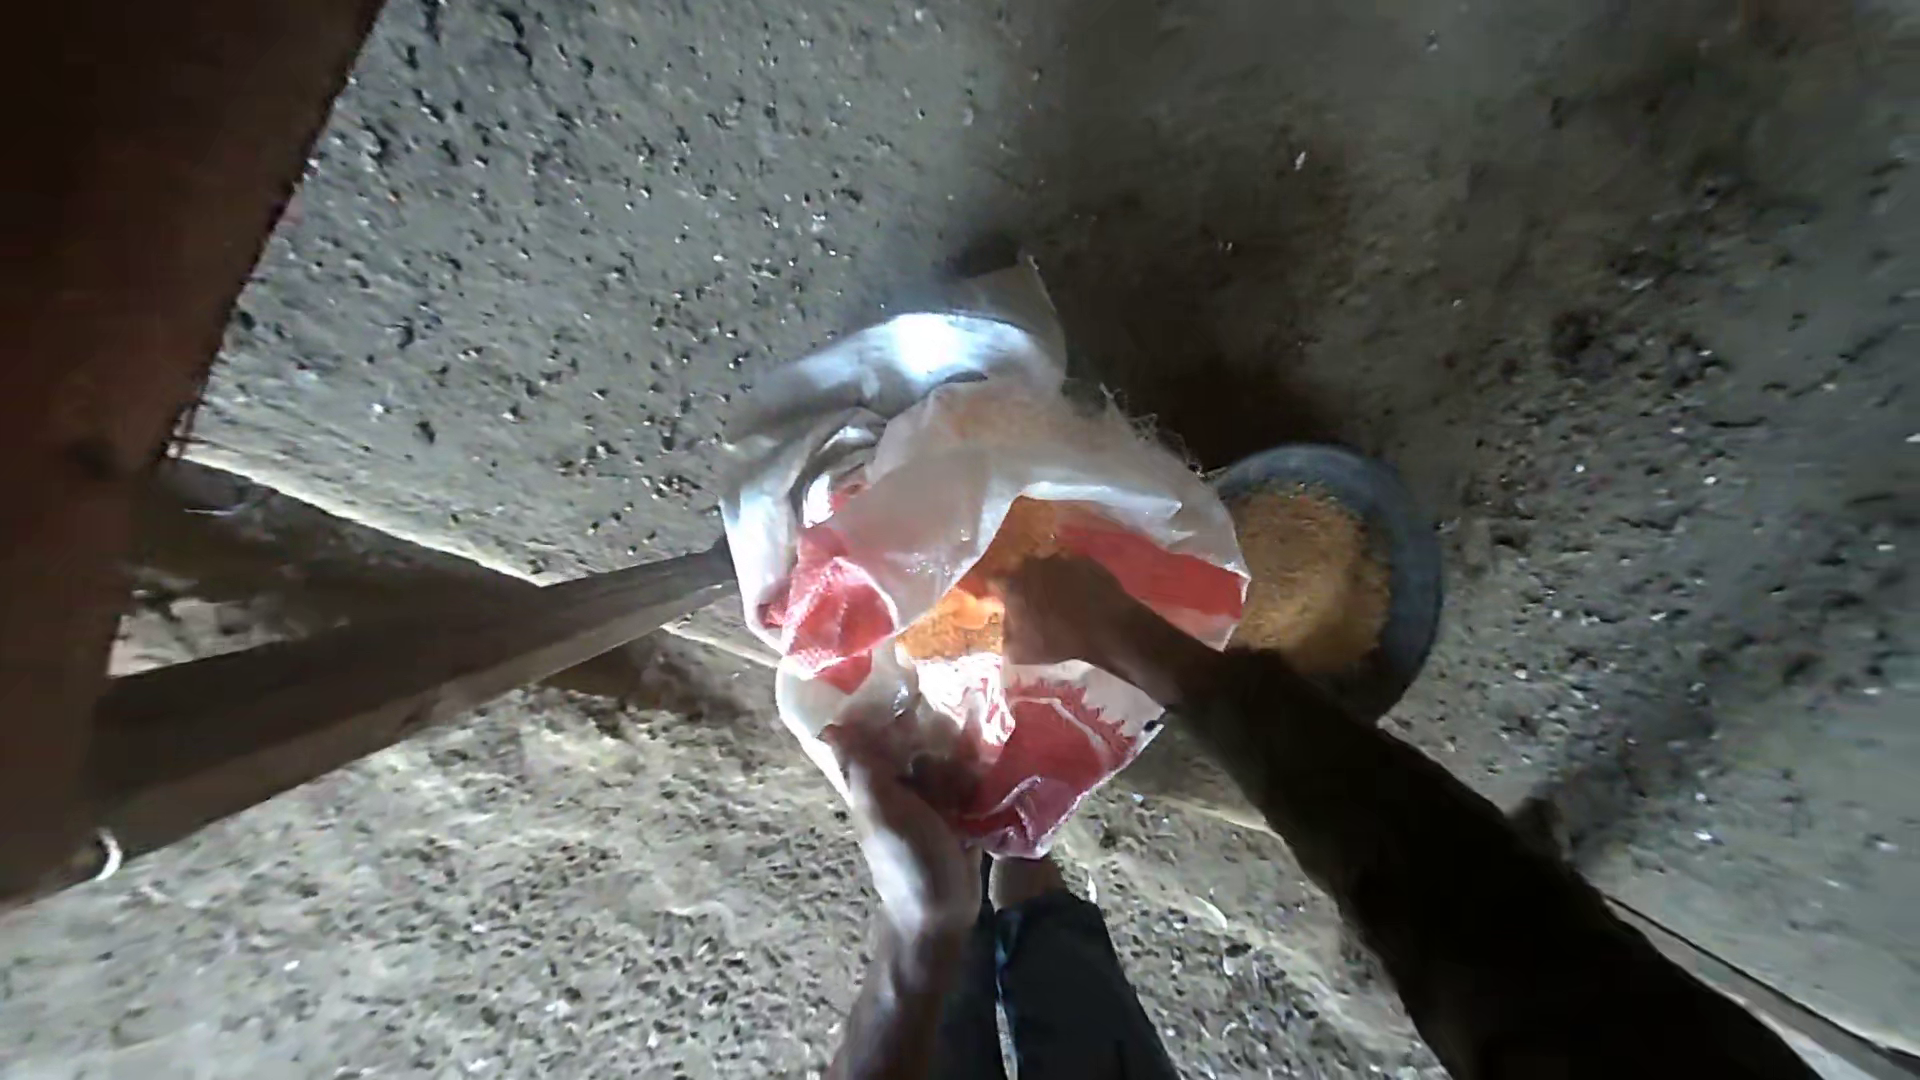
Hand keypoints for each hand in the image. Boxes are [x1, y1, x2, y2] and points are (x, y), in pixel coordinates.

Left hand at [825, 729, 978, 949]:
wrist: (942, 914)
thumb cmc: (907, 860)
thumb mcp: (882, 810)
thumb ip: (861, 769)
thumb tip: (828, 727)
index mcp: (874, 780)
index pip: (877, 731)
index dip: (890, 707)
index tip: (913, 684)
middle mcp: (900, 783)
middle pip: (917, 739)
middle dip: (937, 731)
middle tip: (957, 724)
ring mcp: (930, 797)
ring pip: (945, 756)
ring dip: (960, 755)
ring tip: (973, 758)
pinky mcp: (957, 809)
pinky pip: (966, 778)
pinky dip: (976, 773)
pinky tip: (989, 768)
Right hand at [1000, 554, 1147, 665]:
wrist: (1106, 628)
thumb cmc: (1058, 641)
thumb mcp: (1020, 650)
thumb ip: (1006, 632)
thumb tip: (1006, 623)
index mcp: (1012, 583)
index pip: (993, 581)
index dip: (996, 591)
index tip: (1001, 601)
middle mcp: (1032, 563)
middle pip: (1020, 567)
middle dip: (1022, 580)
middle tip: (1030, 598)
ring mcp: (1060, 557)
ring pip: (1046, 564)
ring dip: (1047, 576)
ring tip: (1057, 594)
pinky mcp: (1084, 558)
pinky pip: (1070, 565)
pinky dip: (1071, 575)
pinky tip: (1079, 591)